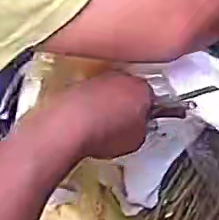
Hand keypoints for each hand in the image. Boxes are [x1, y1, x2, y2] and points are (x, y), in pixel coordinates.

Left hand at [22, 71, 153, 163]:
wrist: (67, 128)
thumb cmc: (102, 131)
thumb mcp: (136, 140)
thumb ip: (142, 129)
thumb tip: (138, 131)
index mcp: (143, 89)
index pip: (151, 98)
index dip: (147, 113)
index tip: (142, 123)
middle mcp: (121, 79)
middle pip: (129, 90)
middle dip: (127, 105)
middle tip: (123, 125)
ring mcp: (97, 80)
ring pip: (107, 91)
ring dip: (106, 105)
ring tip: (102, 128)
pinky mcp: (76, 86)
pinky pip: (87, 96)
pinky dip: (87, 107)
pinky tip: (85, 125)